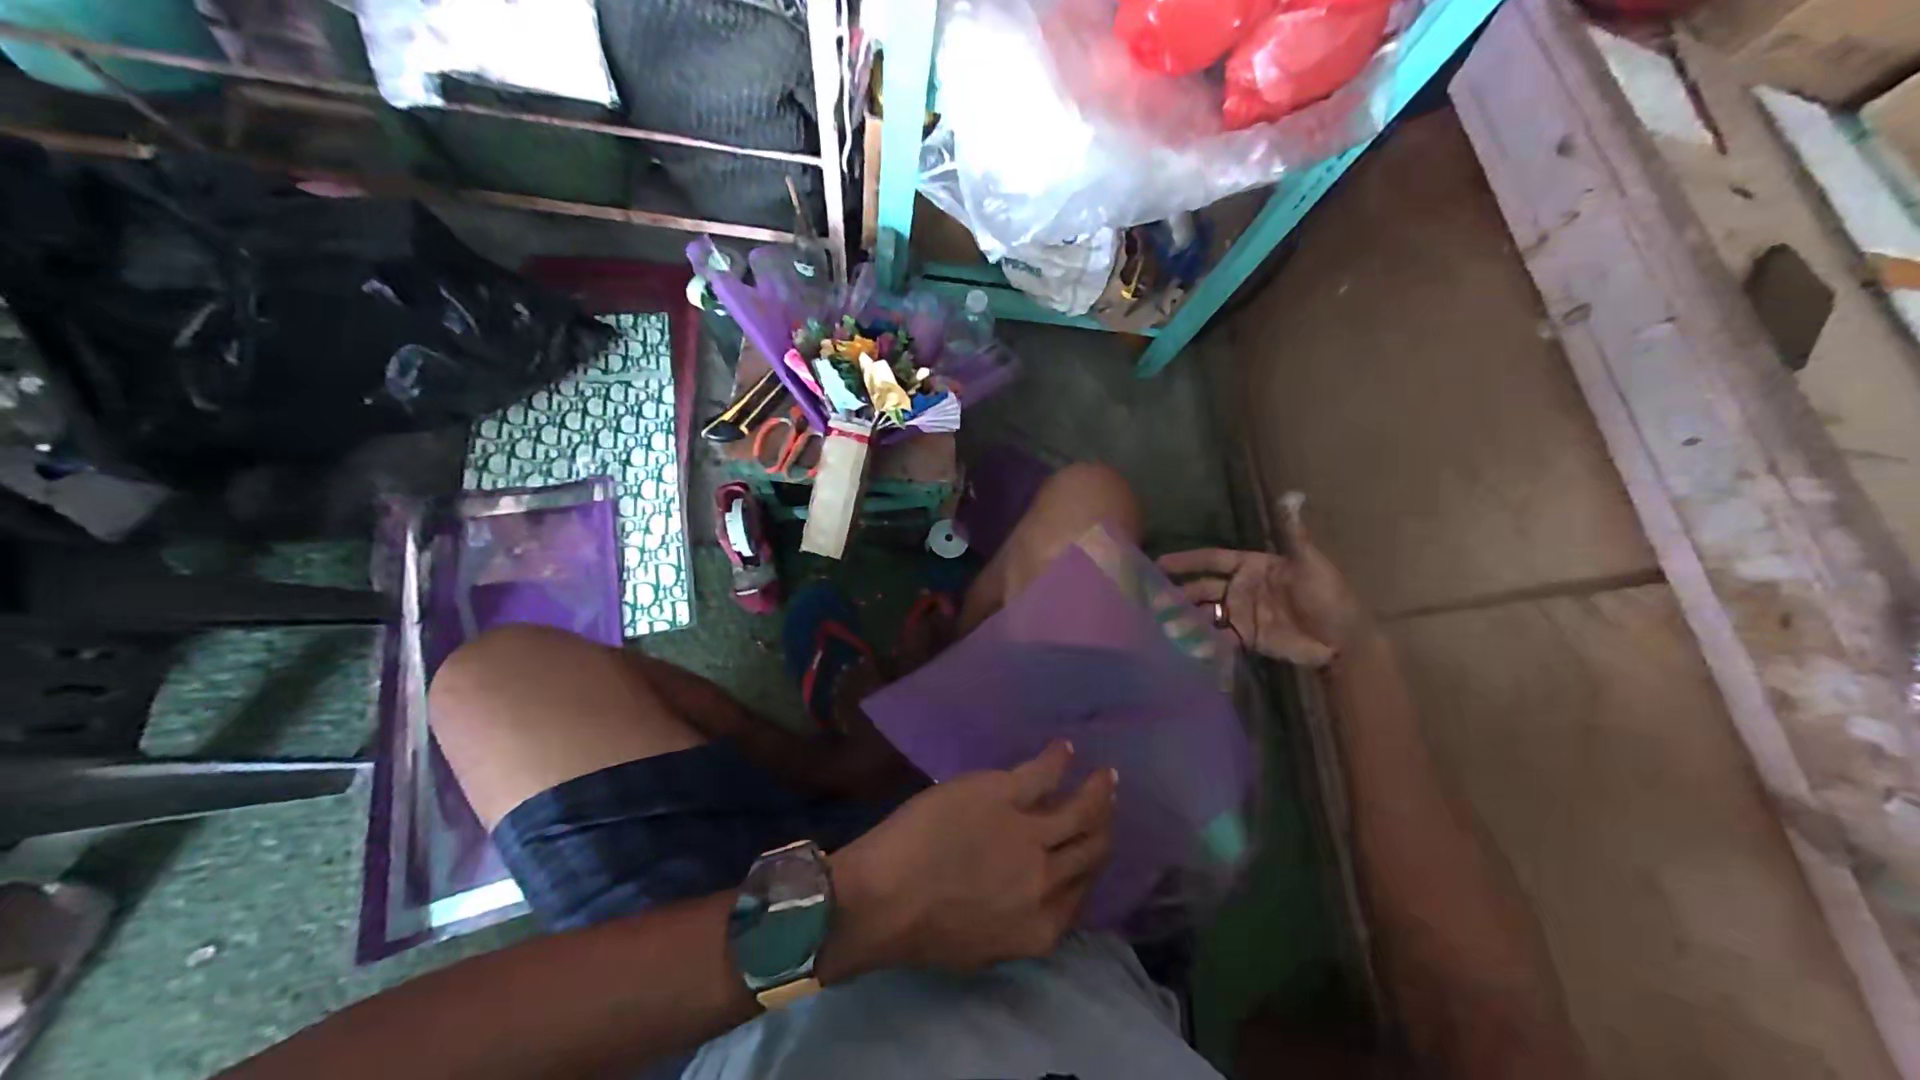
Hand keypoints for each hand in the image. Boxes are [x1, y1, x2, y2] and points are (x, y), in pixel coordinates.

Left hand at [821, 740, 1115, 977]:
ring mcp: (1030, 833)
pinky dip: (1057, 759)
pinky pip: (1044, 773)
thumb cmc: (920, 931)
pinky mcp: (1005, 794)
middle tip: (1108, 808)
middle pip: (1091, 851)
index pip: (1083, 892)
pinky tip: (1063, 750)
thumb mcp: (983, 945)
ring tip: (1105, 778)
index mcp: (1043, 926)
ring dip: (1098, 793)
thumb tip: (1035, 897)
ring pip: (1080, 811)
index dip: (1090, 868)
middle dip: (1104, 830)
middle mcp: (1048, 880)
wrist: (884, 900)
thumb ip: (1019, 921)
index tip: (1091, 849)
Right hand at [1158, 494, 1367, 665]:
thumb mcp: (1310, 563)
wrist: (1341, 640)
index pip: (1213, 560)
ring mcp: (1242, 614)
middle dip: (1178, 591)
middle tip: (1151, 597)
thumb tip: (1292, 496)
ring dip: (1184, 615)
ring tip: (1161, 622)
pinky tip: (1180, 642)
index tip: (1160, 563)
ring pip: (1205, 611)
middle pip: (1202, 587)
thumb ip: (1293, 534)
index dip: (1188, 560)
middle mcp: (1242, 588)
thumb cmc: (1327, 597)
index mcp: (1253, 566)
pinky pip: (1217, 636)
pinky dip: (1200, 638)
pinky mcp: (1246, 637)